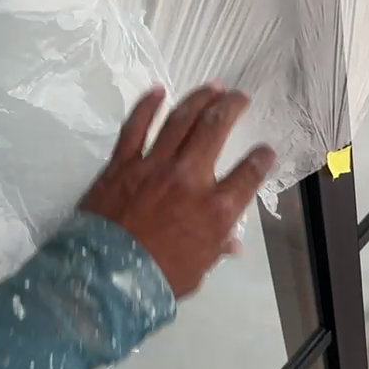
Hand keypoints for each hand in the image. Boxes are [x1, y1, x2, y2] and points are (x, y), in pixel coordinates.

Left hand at [79, 84, 275, 296]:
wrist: (103, 280)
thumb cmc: (155, 280)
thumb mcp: (197, 270)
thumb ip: (216, 248)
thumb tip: (232, 242)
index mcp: (215, 210)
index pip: (249, 174)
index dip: (261, 159)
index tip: (265, 150)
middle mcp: (189, 179)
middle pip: (216, 129)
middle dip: (232, 107)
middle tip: (240, 98)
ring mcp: (153, 167)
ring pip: (181, 120)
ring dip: (199, 99)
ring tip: (213, 87)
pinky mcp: (122, 164)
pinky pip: (136, 127)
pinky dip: (147, 106)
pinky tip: (158, 91)